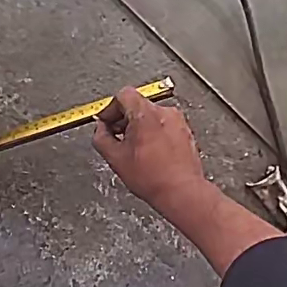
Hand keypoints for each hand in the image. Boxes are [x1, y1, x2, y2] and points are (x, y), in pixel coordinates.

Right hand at [92, 87, 211, 214]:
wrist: (180, 191)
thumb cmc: (152, 177)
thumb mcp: (114, 158)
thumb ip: (101, 137)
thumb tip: (100, 129)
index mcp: (145, 114)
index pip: (123, 95)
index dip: (110, 109)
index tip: (106, 122)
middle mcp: (164, 113)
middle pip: (137, 105)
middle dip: (124, 120)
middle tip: (117, 138)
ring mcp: (177, 122)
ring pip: (151, 116)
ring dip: (139, 128)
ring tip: (135, 150)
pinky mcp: (185, 132)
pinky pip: (164, 126)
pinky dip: (154, 134)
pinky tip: (150, 154)